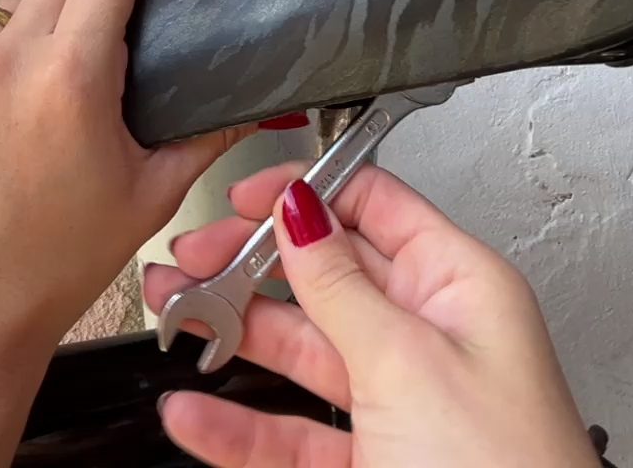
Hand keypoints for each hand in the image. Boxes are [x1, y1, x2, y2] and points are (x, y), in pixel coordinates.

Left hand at [0, 0, 249, 356]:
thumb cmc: (64, 262)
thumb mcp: (150, 197)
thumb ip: (204, 137)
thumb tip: (249, 105)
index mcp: (68, 77)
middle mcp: (1, 62)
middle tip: (112, 31)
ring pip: (6, 14)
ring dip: (39, 28)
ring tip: (54, 78)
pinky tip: (5, 117)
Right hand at [144, 163, 599, 467]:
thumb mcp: (410, 365)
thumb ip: (341, 286)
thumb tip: (298, 208)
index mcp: (457, 286)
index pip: (373, 204)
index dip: (305, 192)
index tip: (245, 196)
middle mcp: (426, 333)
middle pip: (323, 272)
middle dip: (250, 260)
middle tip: (193, 254)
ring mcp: (393, 397)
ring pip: (299, 346)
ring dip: (231, 330)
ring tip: (176, 311)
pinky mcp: (368, 460)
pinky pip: (290, 429)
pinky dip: (237, 422)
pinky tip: (194, 410)